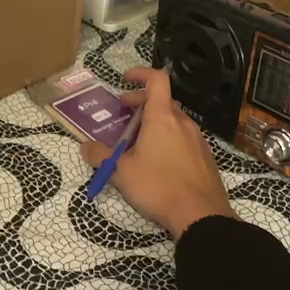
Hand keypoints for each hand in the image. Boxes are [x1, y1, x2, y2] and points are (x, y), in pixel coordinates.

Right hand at [80, 67, 233, 236]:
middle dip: (141, 103)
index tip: (125, 79)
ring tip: (138, 141)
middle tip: (123, 114)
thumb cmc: (158, 187)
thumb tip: (84, 146)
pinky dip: (168, 139)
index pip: (156, 80)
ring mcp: (198, 140)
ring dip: (154, 123)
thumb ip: (100, 156)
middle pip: (163, 101)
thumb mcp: (121, 172)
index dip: (140, 73)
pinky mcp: (205, 158)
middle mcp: (183, 123)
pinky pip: (183, 138)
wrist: (201, 215)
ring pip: (174, 121)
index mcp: (163, 118)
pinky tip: (158, 161)